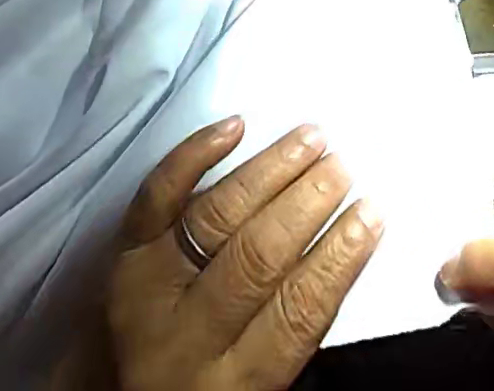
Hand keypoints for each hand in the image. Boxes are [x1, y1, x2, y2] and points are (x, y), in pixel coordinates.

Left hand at [102, 117, 383, 390]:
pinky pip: (158, 192)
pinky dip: (196, 153)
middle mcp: (188, 331)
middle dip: (305, 203)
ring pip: (216, 215)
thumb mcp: (250, 383)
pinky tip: (235, 127)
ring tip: (309, 140)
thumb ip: (284, 330)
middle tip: (340, 166)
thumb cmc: (199, 383)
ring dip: (268, 171)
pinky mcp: (123, 247)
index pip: (296, 313)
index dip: (337, 259)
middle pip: (256, 255)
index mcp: (234, 382)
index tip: (370, 214)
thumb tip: (333, 247)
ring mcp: (150, 280)